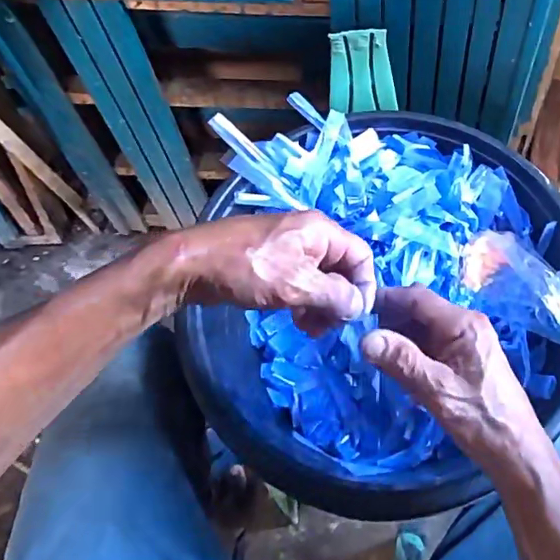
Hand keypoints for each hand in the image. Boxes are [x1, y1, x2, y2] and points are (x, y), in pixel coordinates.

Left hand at [171, 211, 376, 333]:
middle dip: (341, 299)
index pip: (362, 255)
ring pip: (323, 278)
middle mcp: (311, 235)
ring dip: (322, 305)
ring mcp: (291, 248)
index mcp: (321, 230)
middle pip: (343, 268)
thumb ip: (334, 295)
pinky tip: (295, 320)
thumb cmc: (248, 270)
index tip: (354, 316)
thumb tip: (359, 307)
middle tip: (327, 328)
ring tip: (309, 329)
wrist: (193, 264)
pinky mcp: (274, 263)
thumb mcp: (296, 284)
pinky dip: (305, 301)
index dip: (365, 286)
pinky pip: (302, 281)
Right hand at [361, 286, 551, 479]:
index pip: (418, 297)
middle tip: (360, 336)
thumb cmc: (481, 420)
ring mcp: (467, 341)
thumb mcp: (437, 391)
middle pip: (420, 310)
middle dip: (391, 319)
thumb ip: (402, 362)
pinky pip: (432, 344)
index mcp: (463, 323)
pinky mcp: (465, 358)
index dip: (387, 298)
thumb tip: (365, 338)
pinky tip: (398, 368)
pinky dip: (413, 351)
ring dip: (400, 337)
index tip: (357, 309)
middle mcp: (466, 324)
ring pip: (424, 328)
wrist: (517, 452)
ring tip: (373, 354)